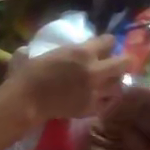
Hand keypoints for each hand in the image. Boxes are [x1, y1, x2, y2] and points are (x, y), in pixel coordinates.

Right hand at [6, 35, 129, 122]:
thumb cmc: (28, 73)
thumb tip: (31, 49)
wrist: (26, 100)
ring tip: (108, 83)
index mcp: (82, 51)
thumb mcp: (42, 53)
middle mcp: (94, 70)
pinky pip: (107, 104)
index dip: (108, 42)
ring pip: (118, 85)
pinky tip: (100, 99)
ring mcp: (94, 91)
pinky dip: (106, 101)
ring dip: (115, 82)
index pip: (109, 41)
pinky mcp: (90, 108)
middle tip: (117, 64)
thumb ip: (49, 49)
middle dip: (123, 61)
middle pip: (124, 63)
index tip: (105, 45)